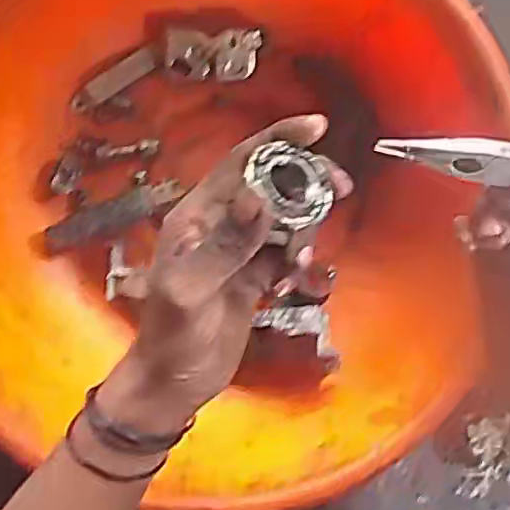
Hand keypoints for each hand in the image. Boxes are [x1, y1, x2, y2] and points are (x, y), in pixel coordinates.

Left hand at [96, 115, 352, 433]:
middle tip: (339, 190)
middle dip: (306, 184)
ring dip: (302, 233)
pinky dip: (295, 262)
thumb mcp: (190, 290)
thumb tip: (258, 198)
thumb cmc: (171, 336)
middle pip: (271, 185)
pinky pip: (285, 252)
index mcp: (198, 214)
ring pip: (284, 219)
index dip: (278, 139)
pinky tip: (288, 284)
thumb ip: (224, 244)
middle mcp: (220, 223)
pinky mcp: (252, 272)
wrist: (174, 383)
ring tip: (296, 266)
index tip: (317, 127)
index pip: (241, 162)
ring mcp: (239, 248)